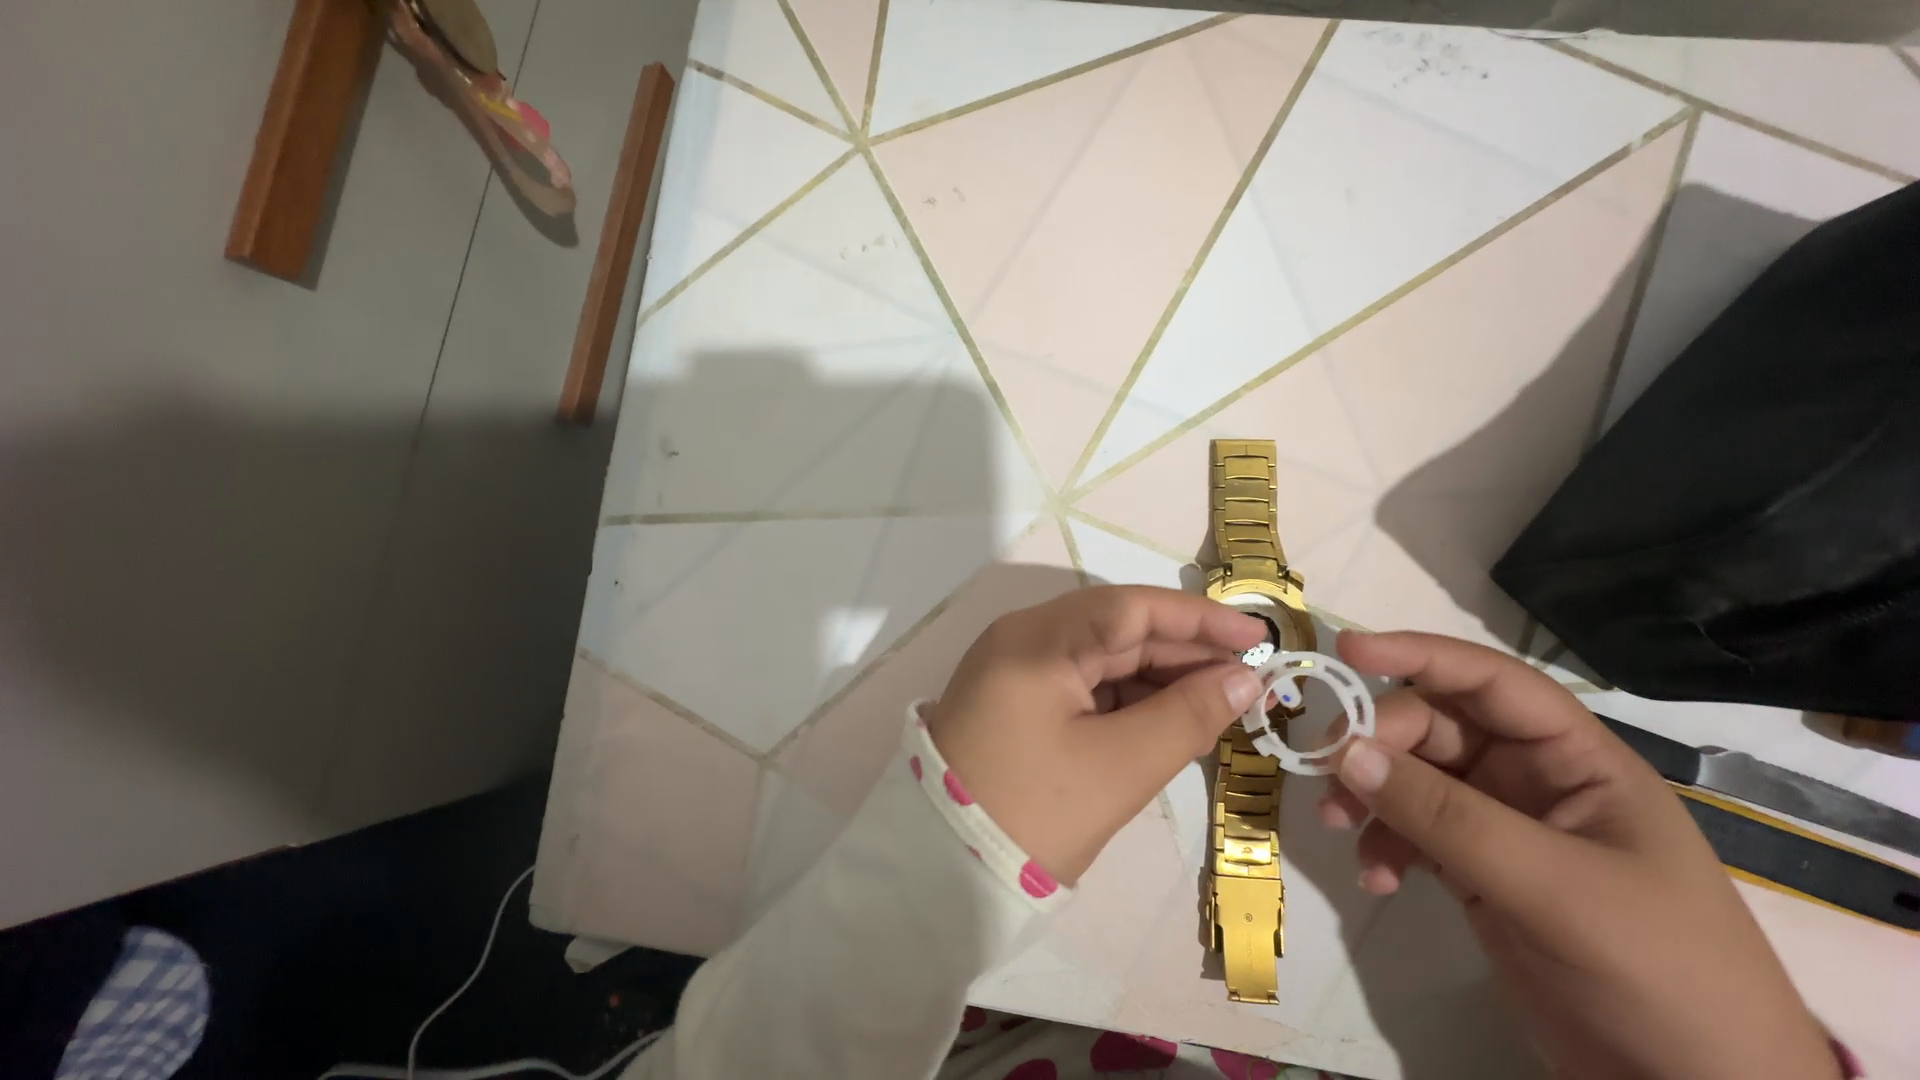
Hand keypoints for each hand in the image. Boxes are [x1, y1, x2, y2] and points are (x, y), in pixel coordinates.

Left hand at [925, 585, 1266, 884]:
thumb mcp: (1121, 766)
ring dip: (1159, 679)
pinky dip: (1127, 701)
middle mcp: (1023, 640)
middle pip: (1116, 630)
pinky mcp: (1015, 703)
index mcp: (1038, 639)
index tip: (1258, 639)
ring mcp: (1015, 671)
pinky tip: (1170, 721)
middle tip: (1248, 681)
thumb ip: (1188, 715)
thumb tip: (1244, 680)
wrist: (942, 871)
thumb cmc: (1034, 812)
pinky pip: (1082, 686)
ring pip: (1101, 660)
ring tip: (1219, 706)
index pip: (1130, 607)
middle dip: (1184, 653)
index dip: (1199, 620)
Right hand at [1317, 630, 1840, 1079]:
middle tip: (1329, 773)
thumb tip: (1346, 751)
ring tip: (1338, 828)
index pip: (1492, 683)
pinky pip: (1412, 833)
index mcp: (1578, 760)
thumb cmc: (1655, 969)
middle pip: (1437, 729)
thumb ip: (1446, 816)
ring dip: (1369, 794)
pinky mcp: (1479, 873)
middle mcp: (1534, 780)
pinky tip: (1376, 878)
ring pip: (1414, 779)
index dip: (1421, 655)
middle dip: (1378, 742)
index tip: (1346, 649)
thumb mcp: (1553, 886)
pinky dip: (1384, 844)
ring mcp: (1503, 827)